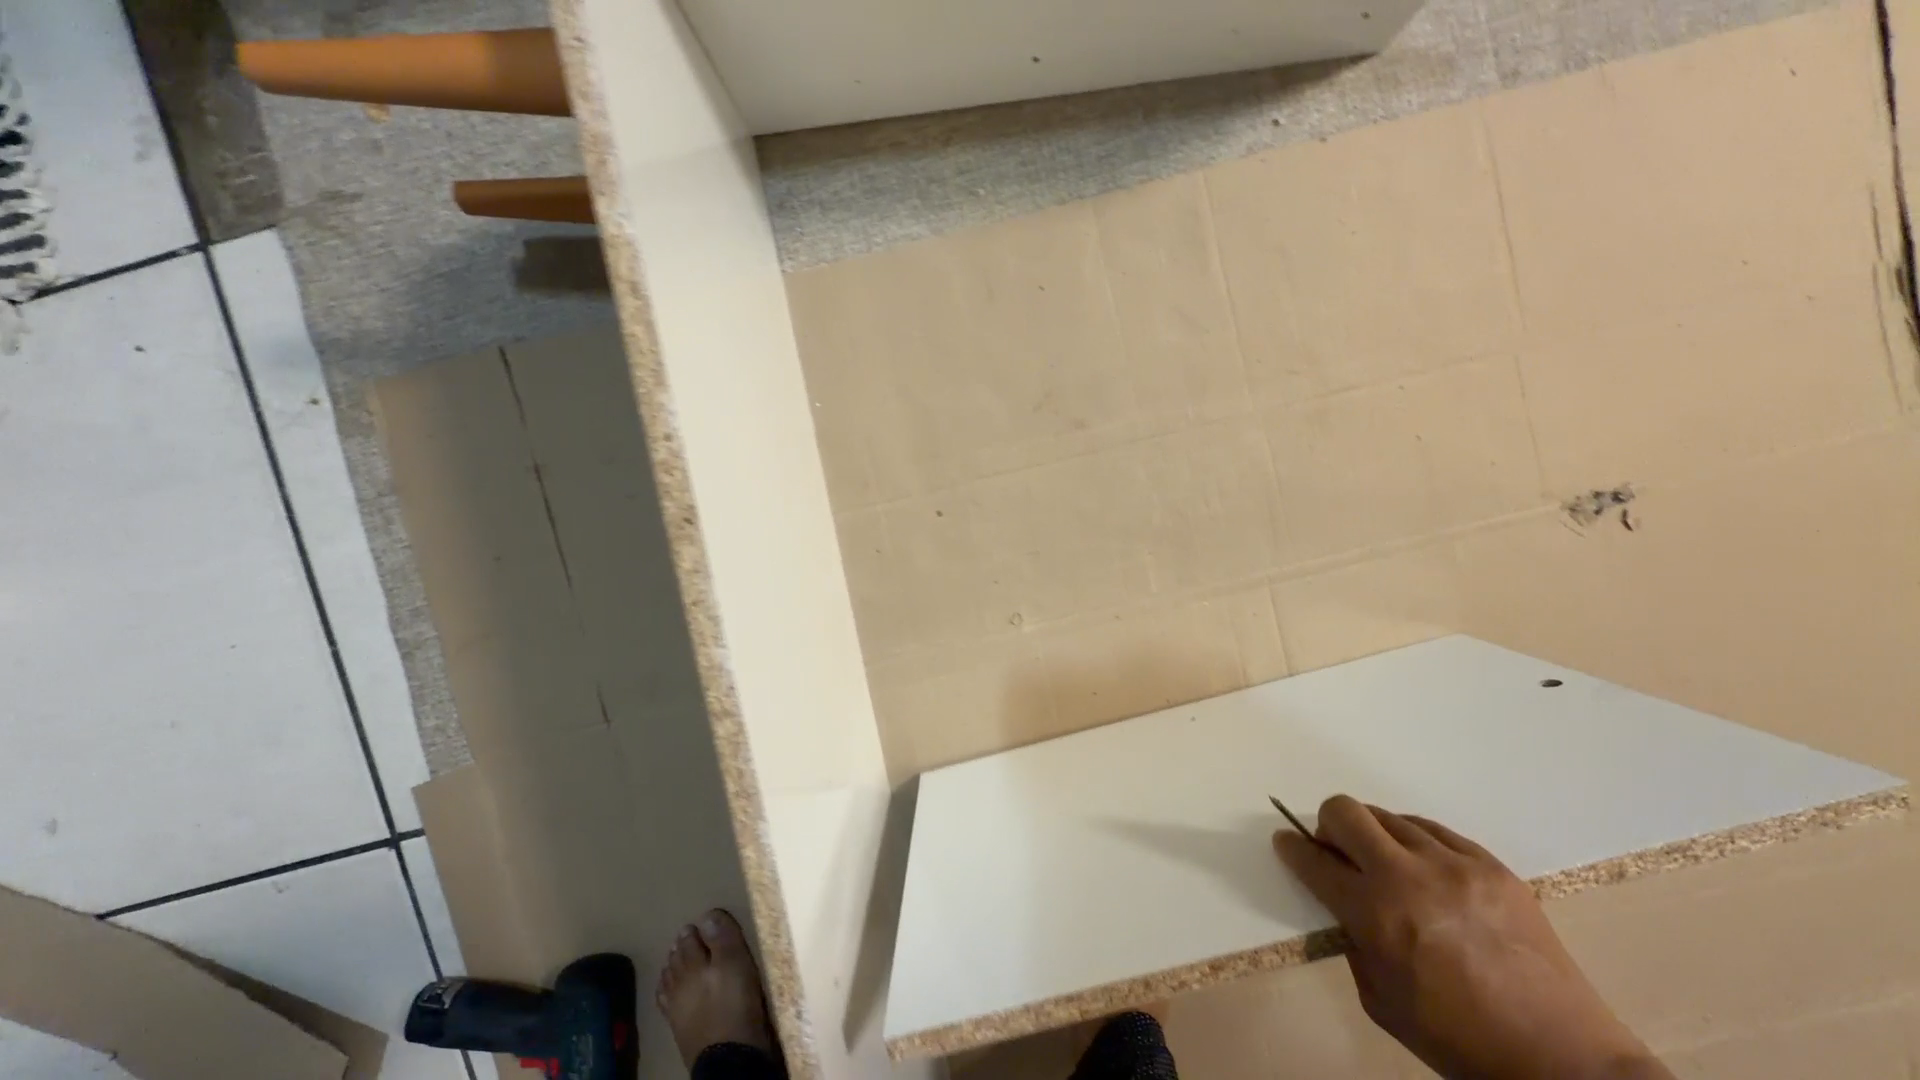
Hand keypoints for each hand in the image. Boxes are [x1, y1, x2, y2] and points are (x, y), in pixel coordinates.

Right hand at [1274, 796, 1674, 1079]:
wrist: (1558, 1055)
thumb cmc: (1457, 1039)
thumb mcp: (1380, 1001)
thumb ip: (1353, 942)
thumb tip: (1346, 906)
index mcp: (1375, 914)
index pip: (1314, 861)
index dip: (1292, 848)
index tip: (1285, 842)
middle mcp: (1409, 876)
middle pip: (1347, 813)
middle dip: (1328, 825)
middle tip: (1335, 851)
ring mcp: (1455, 865)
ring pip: (1392, 817)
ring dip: (1375, 836)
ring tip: (1386, 865)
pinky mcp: (1492, 866)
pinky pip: (1436, 831)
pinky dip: (1417, 842)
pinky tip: (1426, 870)